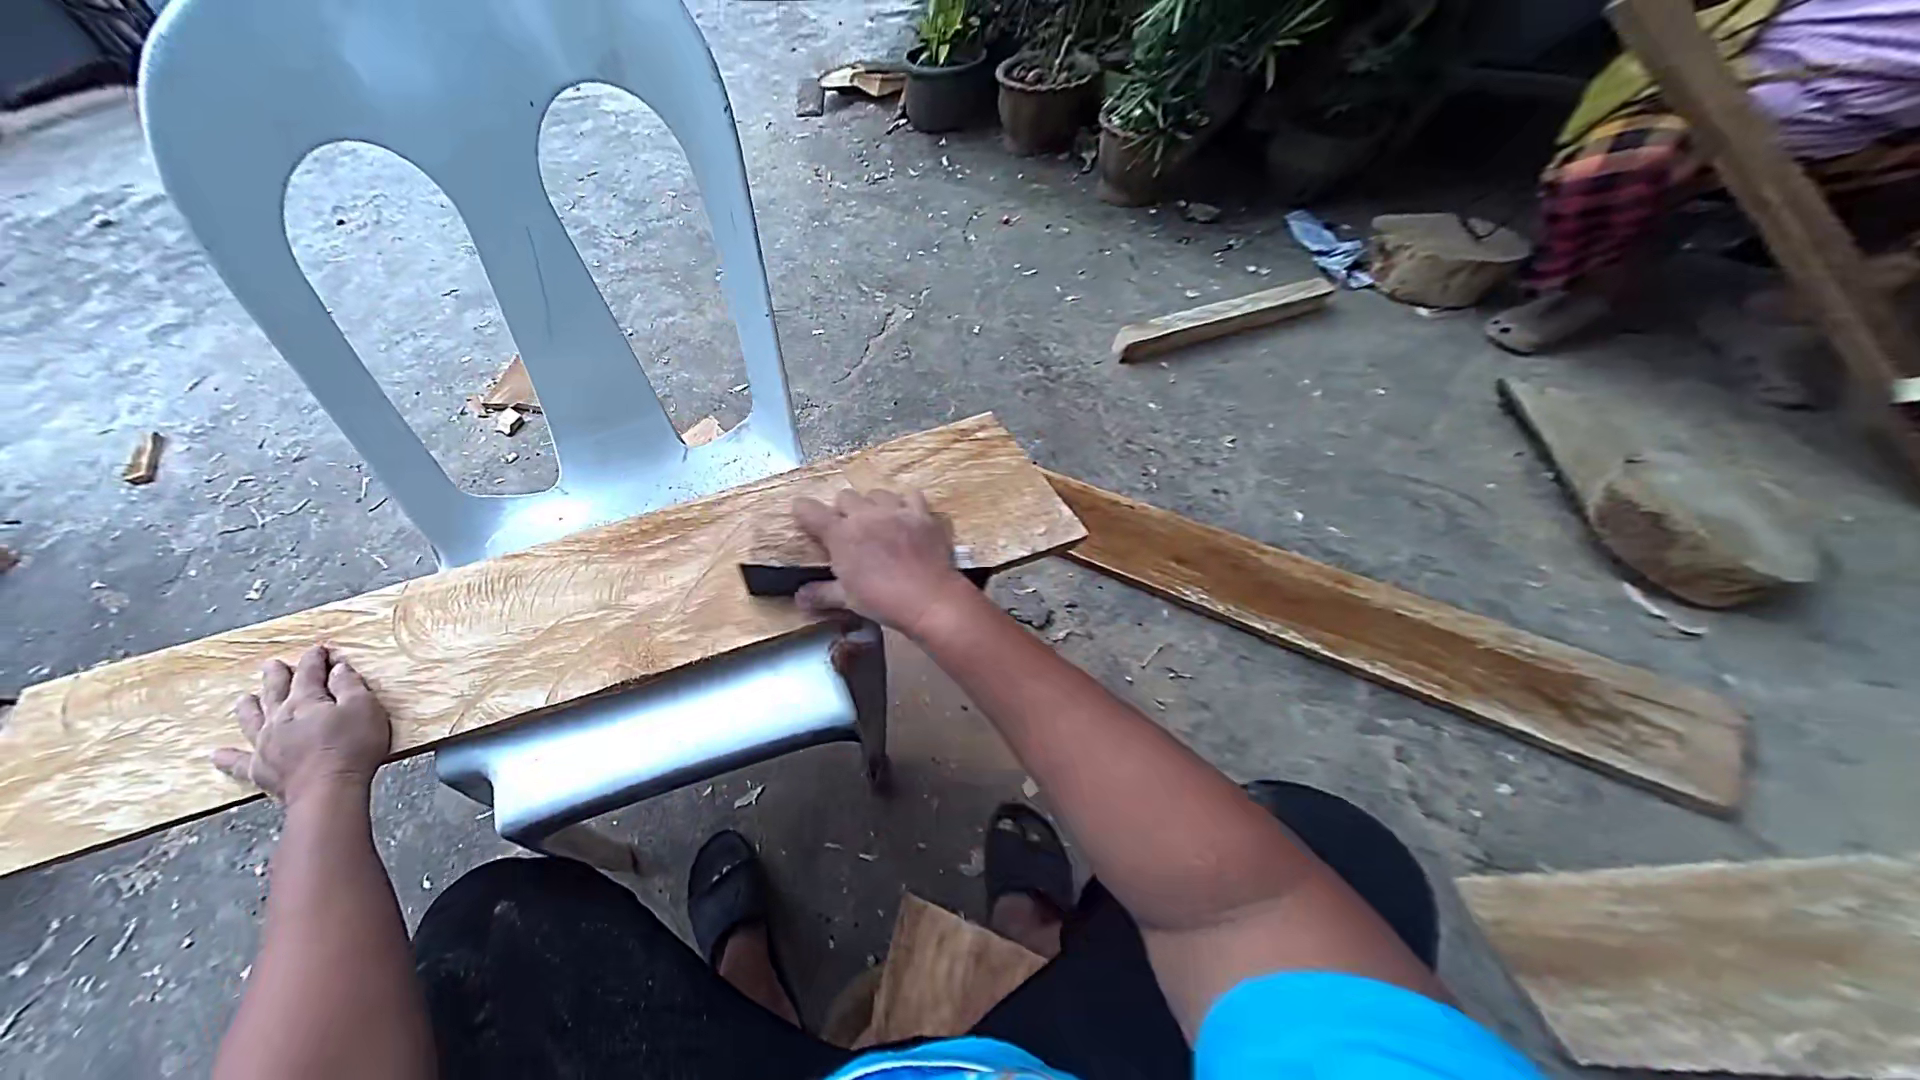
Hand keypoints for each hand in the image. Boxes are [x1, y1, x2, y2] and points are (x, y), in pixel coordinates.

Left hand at [213, 644, 391, 805]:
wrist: (327, 789)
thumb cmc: (352, 745)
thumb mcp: (364, 708)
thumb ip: (350, 686)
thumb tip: (338, 669)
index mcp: (306, 702)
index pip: (310, 673)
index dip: (315, 659)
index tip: (318, 649)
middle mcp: (279, 718)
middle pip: (276, 692)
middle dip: (277, 676)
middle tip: (272, 664)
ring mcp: (264, 744)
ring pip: (252, 720)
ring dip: (248, 707)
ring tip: (244, 698)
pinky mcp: (260, 769)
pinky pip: (237, 761)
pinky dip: (226, 757)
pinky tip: (215, 755)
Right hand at [791, 488, 972, 635]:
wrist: (928, 599)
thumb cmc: (883, 600)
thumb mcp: (847, 600)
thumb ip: (821, 594)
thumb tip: (799, 597)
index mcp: (841, 535)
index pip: (811, 511)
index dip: (804, 510)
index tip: (803, 514)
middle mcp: (865, 515)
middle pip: (845, 497)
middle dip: (843, 511)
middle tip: (850, 531)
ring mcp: (895, 511)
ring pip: (876, 493)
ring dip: (872, 505)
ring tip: (878, 522)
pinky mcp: (922, 514)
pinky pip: (911, 495)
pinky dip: (905, 503)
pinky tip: (906, 516)